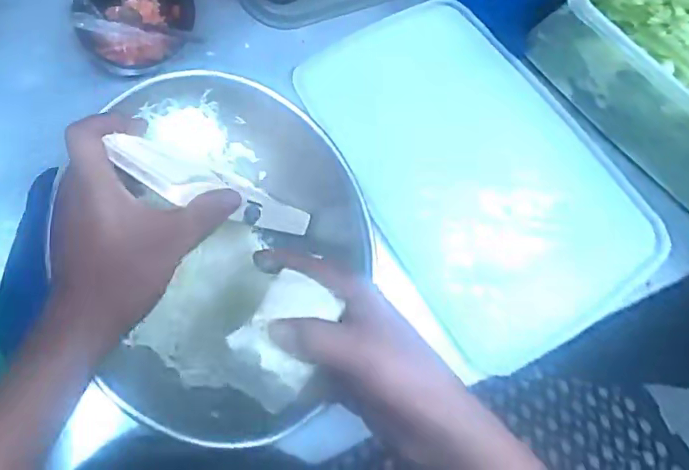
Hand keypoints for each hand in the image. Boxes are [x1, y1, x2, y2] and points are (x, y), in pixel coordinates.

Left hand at [47, 113, 238, 352]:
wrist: (83, 321)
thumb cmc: (123, 271)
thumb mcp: (170, 240)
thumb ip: (202, 214)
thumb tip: (233, 194)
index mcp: (89, 181)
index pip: (81, 132)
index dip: (106, 121)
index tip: (138, 129)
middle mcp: (71, 188)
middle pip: (87, 150)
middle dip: (118, 145)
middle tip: (150, 153)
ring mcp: (64, 210)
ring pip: (86, 174)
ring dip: (114, 170)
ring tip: (148, 181)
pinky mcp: (67, 230)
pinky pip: (85, 195)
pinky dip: (107, 191)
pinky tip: (134, 213)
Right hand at [260, 250, 543, 469]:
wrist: (443, 431)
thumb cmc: (401, 373)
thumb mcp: (354, 348)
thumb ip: (310, 334)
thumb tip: (269, 325)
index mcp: (356, 293)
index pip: (314, 264)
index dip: (285, 257)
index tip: (253, 257)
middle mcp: (351, 312)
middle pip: (308, 296)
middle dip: (278, 296)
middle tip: (245, 296)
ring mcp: (352, 345)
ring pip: (308, 332)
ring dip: (284, 335)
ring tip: (249, 332)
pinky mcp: (351, 376)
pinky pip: (314, 365)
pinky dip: (296, 367)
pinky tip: (273, 370)